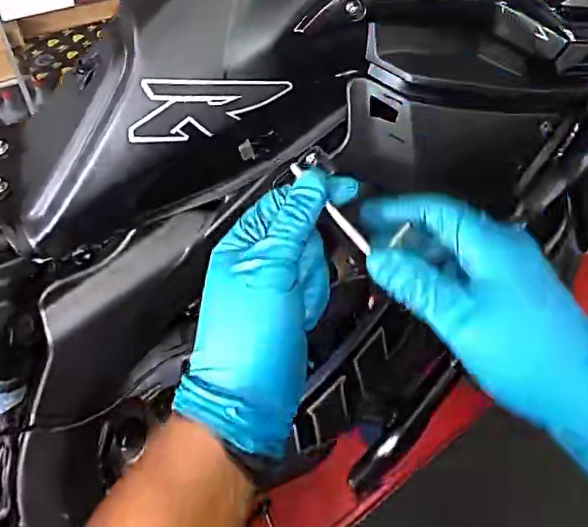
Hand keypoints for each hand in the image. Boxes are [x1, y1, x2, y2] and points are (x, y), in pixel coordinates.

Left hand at [172, 169, 357, 456]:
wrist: (250, 404)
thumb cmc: (245, 341)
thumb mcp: (271, 268)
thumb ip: (294, 220)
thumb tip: (311, 184)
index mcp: (243, 240)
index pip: (285, 198)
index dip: (314, 193)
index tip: (344, 191)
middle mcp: (257, 258)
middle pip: (305, 228)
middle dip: (310, 253)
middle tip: (298, 276)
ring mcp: (275, 283)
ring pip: (315, 258)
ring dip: (313, 279)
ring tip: (297, 302)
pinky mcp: (291, 305)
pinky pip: (317, 285)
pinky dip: (315, 297)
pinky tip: (302, 314)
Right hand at [360, 195, 587, 500]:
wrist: (584, 394)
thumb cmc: (522, 354)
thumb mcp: (460, 318)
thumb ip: (416, 284)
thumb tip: (376, 257)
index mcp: (490, 240)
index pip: (435, 208)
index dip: (396, 209)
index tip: (364, 216)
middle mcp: (502, 242)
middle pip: (444, 225)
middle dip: (405, 233)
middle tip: (370, 247)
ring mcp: (511, 263)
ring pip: (456, 247)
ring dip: (422, 255)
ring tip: (391, 272)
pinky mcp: (515, 285)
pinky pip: (469, 266)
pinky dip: (442, 272)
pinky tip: (424, 290)